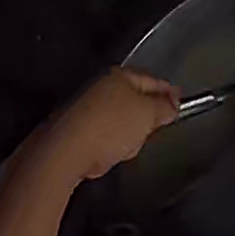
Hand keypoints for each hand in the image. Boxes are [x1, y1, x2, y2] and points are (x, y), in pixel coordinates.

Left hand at [35, 68, 179, 183]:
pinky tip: (100, 159)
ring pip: (113, 121)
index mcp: (118, 75)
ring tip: (121, 150)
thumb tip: (170, 107)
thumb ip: (166, 108)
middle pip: (132, 101)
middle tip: (149, 130)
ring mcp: (78, 110)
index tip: (178, 104)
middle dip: (143, 118)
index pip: (153, 81)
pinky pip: (93, 139)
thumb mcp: (150, 116)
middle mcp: (96, 87)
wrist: (56, 160)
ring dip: (121, 136)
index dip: (169, 94)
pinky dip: (100, 148)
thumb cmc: (104, 130)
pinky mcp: (63, 134)